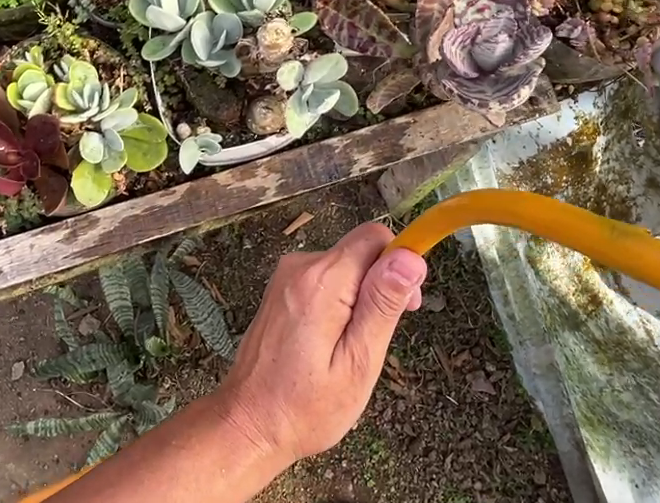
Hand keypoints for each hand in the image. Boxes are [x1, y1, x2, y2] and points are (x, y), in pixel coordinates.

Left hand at [210, 222, 426, 463]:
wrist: (249, 422)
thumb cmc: (306, 406)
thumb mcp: (358, 362)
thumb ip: (383, 304)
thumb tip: (410, 258)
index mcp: (321, 279)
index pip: (374, 236)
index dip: (399, 264)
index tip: (406, 305)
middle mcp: (300, 265)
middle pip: (360, 251)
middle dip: (380, 287)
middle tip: (376, 339)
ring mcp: (286, 274)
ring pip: (345, 266)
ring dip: (359, 298)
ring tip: (350, 347)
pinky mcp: (281, 286)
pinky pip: (325, 279)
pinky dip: (339, 302)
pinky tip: (331, 341)